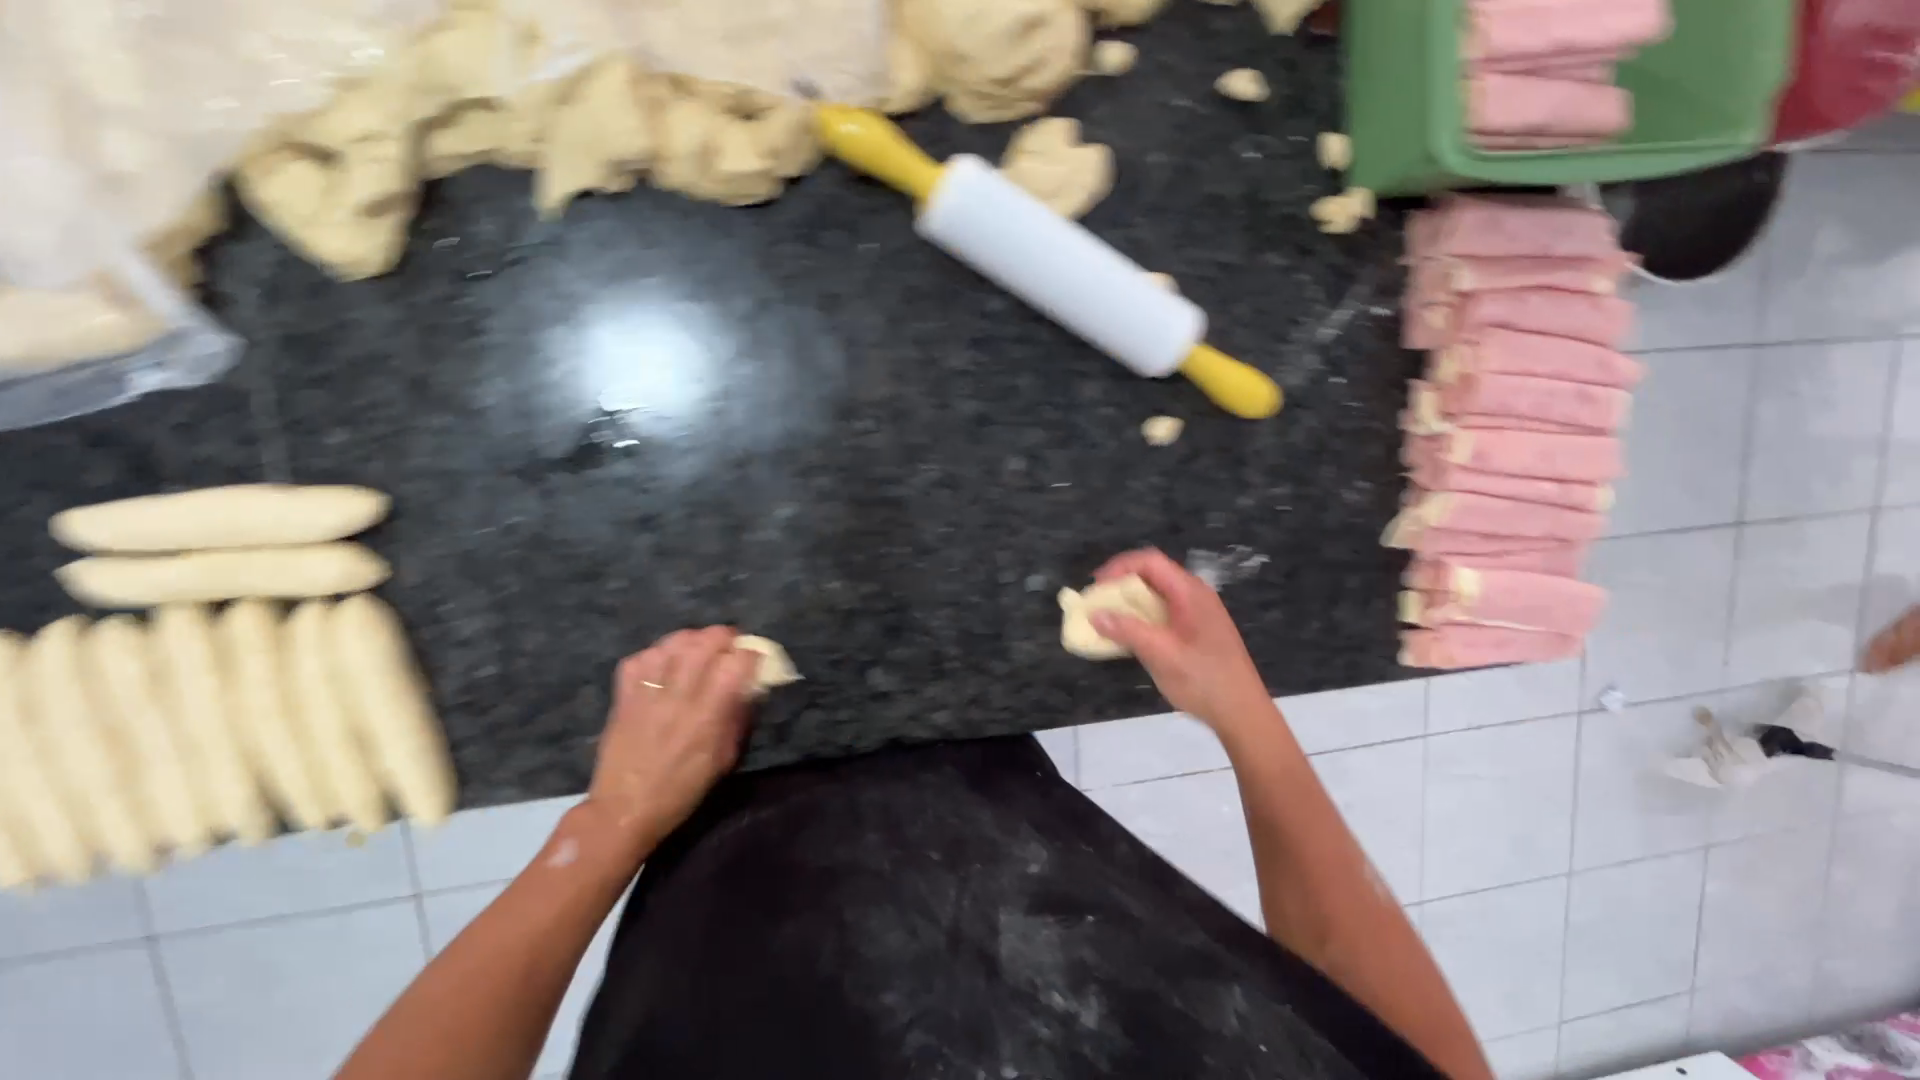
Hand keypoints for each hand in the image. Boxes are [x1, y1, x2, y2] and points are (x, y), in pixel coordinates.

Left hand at [584, 627, 760, 854]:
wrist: (624, 810)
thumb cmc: (682, 791)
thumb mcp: (725, 759)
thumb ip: (737, 717)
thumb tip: (749, 686)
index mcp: (708, 716)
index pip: (737, 663)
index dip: (752, 653)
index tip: (756, 657)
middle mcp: (679, 696)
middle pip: (706, 642)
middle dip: (725, 637)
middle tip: (730, 647)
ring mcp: (647, 692)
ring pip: (674, 643)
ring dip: (694, 639)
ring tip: (700, 649)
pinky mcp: (623, 695)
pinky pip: (641, 657)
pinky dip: (658, 654)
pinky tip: (665, 664)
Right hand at [1089, 549, 1276, 737]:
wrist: (1242, 713)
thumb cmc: (1204, 680)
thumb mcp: (1161, 654)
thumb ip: (1127, 631)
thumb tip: (1095, 614)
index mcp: (1190, 593)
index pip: (1150, 562)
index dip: (1119, 568)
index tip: (1095, 587)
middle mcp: (1195, 596)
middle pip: (1153, 575)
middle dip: (1120, 586)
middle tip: (1096, 604)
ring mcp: (1198, 614)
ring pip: (1157, 596)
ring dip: (1129, 604)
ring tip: (1106, 620)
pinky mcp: (1197, 632)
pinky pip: (1164, 614)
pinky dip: (1142, 619)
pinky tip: (1129, 638)